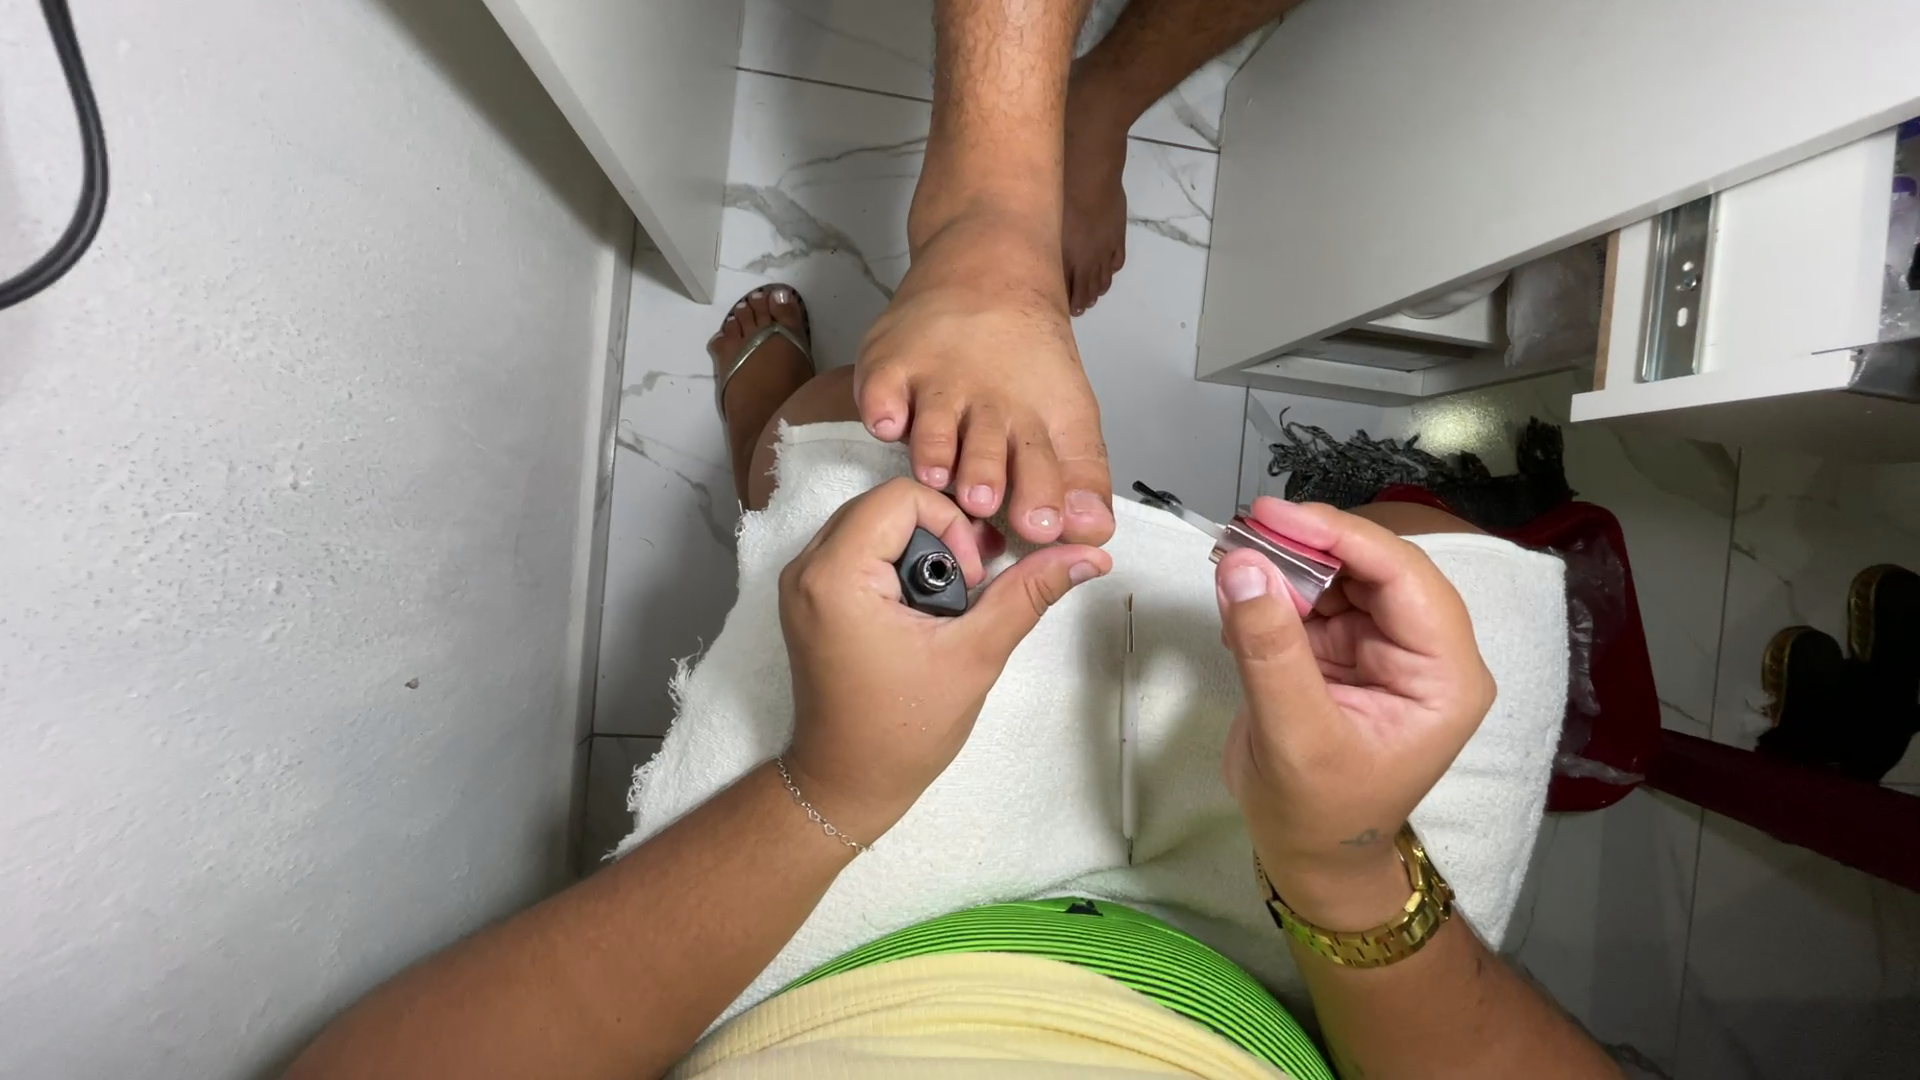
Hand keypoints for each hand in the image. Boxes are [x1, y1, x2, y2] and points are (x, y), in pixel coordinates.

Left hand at [779, 477, 1111, 842]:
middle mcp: (806, 568)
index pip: (903, 496)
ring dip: (919, 549)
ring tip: (947, 602)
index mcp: (837, 576)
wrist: (847, 782)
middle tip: (968, 587)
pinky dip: (894, 562)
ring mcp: (800, 582)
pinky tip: (921, 607)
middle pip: (886, 504)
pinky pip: (856, 548)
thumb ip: (1029, 594)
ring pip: (872, 523)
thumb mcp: (975, 655)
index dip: (951, 523)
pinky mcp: (807, 597)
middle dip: (938, 534)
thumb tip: (1089, 555)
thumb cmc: (904, 729)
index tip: (970, 579)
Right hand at [854, 212, 1113, 545]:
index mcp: (1035, 423)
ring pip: (935, 424)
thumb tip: (1094, 532)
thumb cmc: (1027, 358)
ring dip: (935, 448)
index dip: (1044, 498)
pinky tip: (888, 422)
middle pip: (985, 448)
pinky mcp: (894, 365)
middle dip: (984, 474)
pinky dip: (883, 404)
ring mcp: (939, 384)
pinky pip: (884, 388)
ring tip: (935, 472)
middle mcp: (988, 406)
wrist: (988, 272)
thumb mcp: (1069, 414)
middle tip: (983, 498)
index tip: (1044, 526)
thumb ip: (1079, 477)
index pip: (1045, 465)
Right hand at [1214, 498, 1495, 928]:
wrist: (1305, 851)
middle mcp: (1418, 649)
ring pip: (1333, 576)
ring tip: (1230, 566)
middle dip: (1307, 546)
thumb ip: (1269, 648)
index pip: (1404, 578)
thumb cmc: (1317, 809)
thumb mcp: (1295, 732)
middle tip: (1243, 530)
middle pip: (1370, 567)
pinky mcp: (1334, 650)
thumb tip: (1240, 562)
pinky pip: (1303, 600)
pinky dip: (1267, 595)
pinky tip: (1236, 610)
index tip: (1273, 514)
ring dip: (1281, 567)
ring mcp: (1375, 646)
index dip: (1342, 536)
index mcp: (1443, 674)